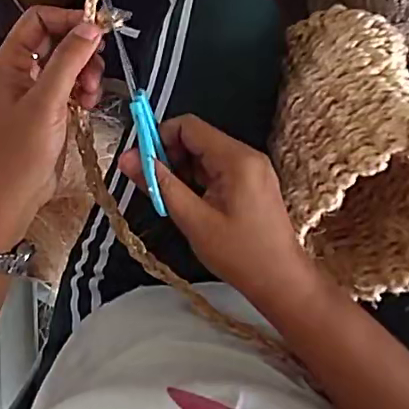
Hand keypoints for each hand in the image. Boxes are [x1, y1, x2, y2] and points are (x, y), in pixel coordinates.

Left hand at [0, 6, 105, 247]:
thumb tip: (91, 27)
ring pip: (70, 62)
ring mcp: (39, 89)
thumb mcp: (46, 102)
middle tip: (95, 68)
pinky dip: (86, 90)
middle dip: (82, 49)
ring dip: (87, 72)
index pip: (39, 19)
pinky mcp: (53, 108)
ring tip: (90, 93)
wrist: (13, 196)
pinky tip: (88, 105)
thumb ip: (69, 61)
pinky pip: (75, 85)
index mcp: (11, 60)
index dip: (68, 19)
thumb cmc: (20, 151)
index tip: (97, 29)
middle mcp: (24, 70)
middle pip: (59, 39)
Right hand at [118, 115, 318, 309]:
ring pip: (204, 154)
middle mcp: (246, 155)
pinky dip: (196, 179)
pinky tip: (188, 203)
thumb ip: (158, 184)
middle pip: (196, 138)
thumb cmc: (240, 255)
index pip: (188, 126)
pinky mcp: (252, 181)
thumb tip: (127, 158)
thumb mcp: (192, 219)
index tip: (141, 162)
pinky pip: (216, 168)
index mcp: (236, 159)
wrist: (282, 282)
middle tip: (152, 184)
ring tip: (170, 199)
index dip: (159, 138)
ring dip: (181, 170)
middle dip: (168, 156)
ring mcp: (252, 168)